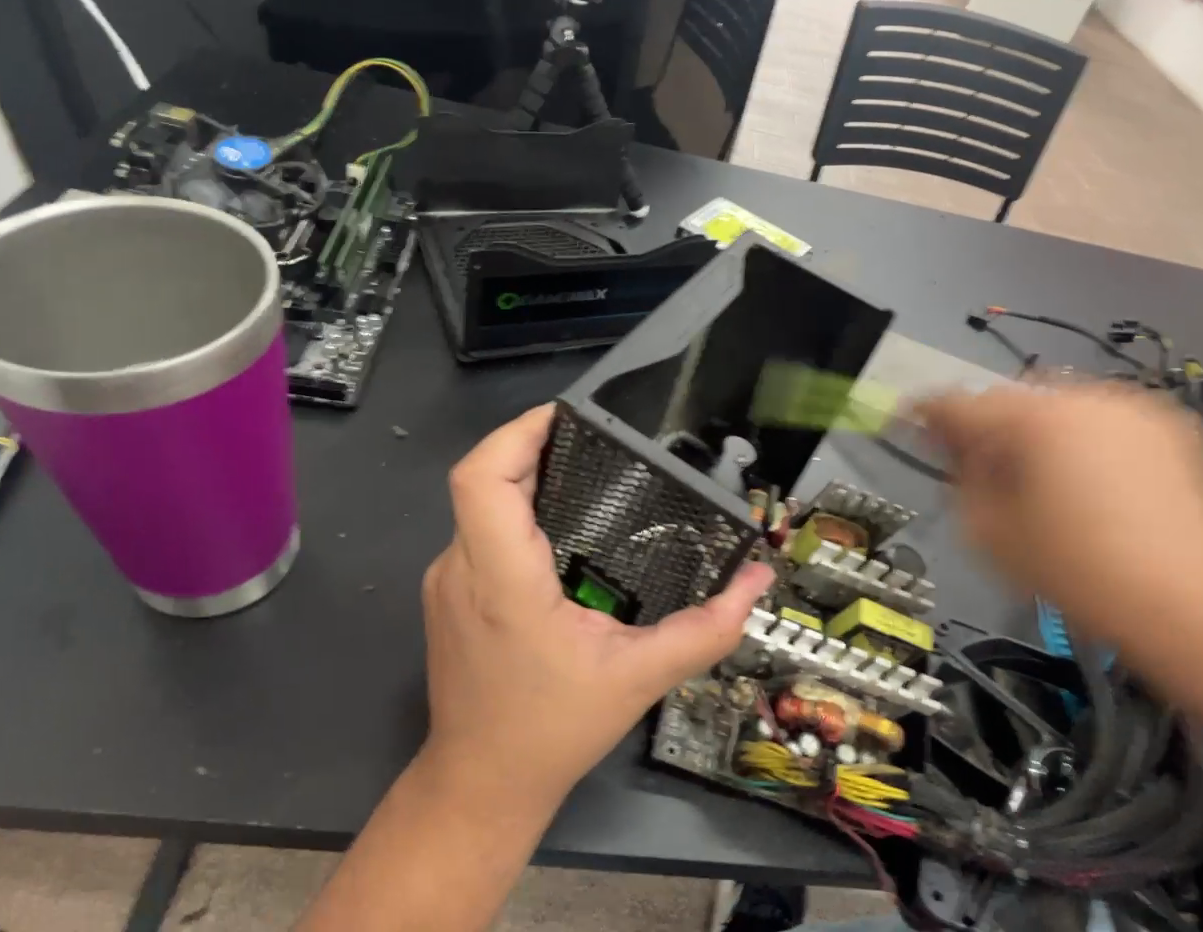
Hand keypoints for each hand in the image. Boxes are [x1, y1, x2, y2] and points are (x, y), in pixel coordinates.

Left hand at [420, 404, 774, 809]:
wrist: (481, 783)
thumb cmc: (552, 730)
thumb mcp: (639, 678)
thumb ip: (704, 629)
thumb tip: (755, 581)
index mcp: (502, 579)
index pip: (482, 478)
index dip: (517, 433)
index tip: (566, 418)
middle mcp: (462, 569)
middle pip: (483, 481)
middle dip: (534, 448)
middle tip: (596, 446)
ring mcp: (446, 582)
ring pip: (479, 507)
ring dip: (525, 482)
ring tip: (588, 481)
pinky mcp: (449, 596)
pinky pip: (479, 534)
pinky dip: (515, 516)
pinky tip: (562, 536)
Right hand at [921, 383, 1202, 642]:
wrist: (1189, 604)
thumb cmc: (1076, 572)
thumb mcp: (990, 531)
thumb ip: (962, 478)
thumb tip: (959, 452)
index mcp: (1033, 418)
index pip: (959, 404)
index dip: (926, 415)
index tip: (910, 425)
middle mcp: (1082, 396)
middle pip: (1012, 400)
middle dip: (989, 427)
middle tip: (979, 465)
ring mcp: (1132, 407)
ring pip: (1060, 407)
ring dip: (1038, 432)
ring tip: (1039, 478)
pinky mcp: (1170, 427)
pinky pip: (1104, 421)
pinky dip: (1083, 440)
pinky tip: (1088, 482)